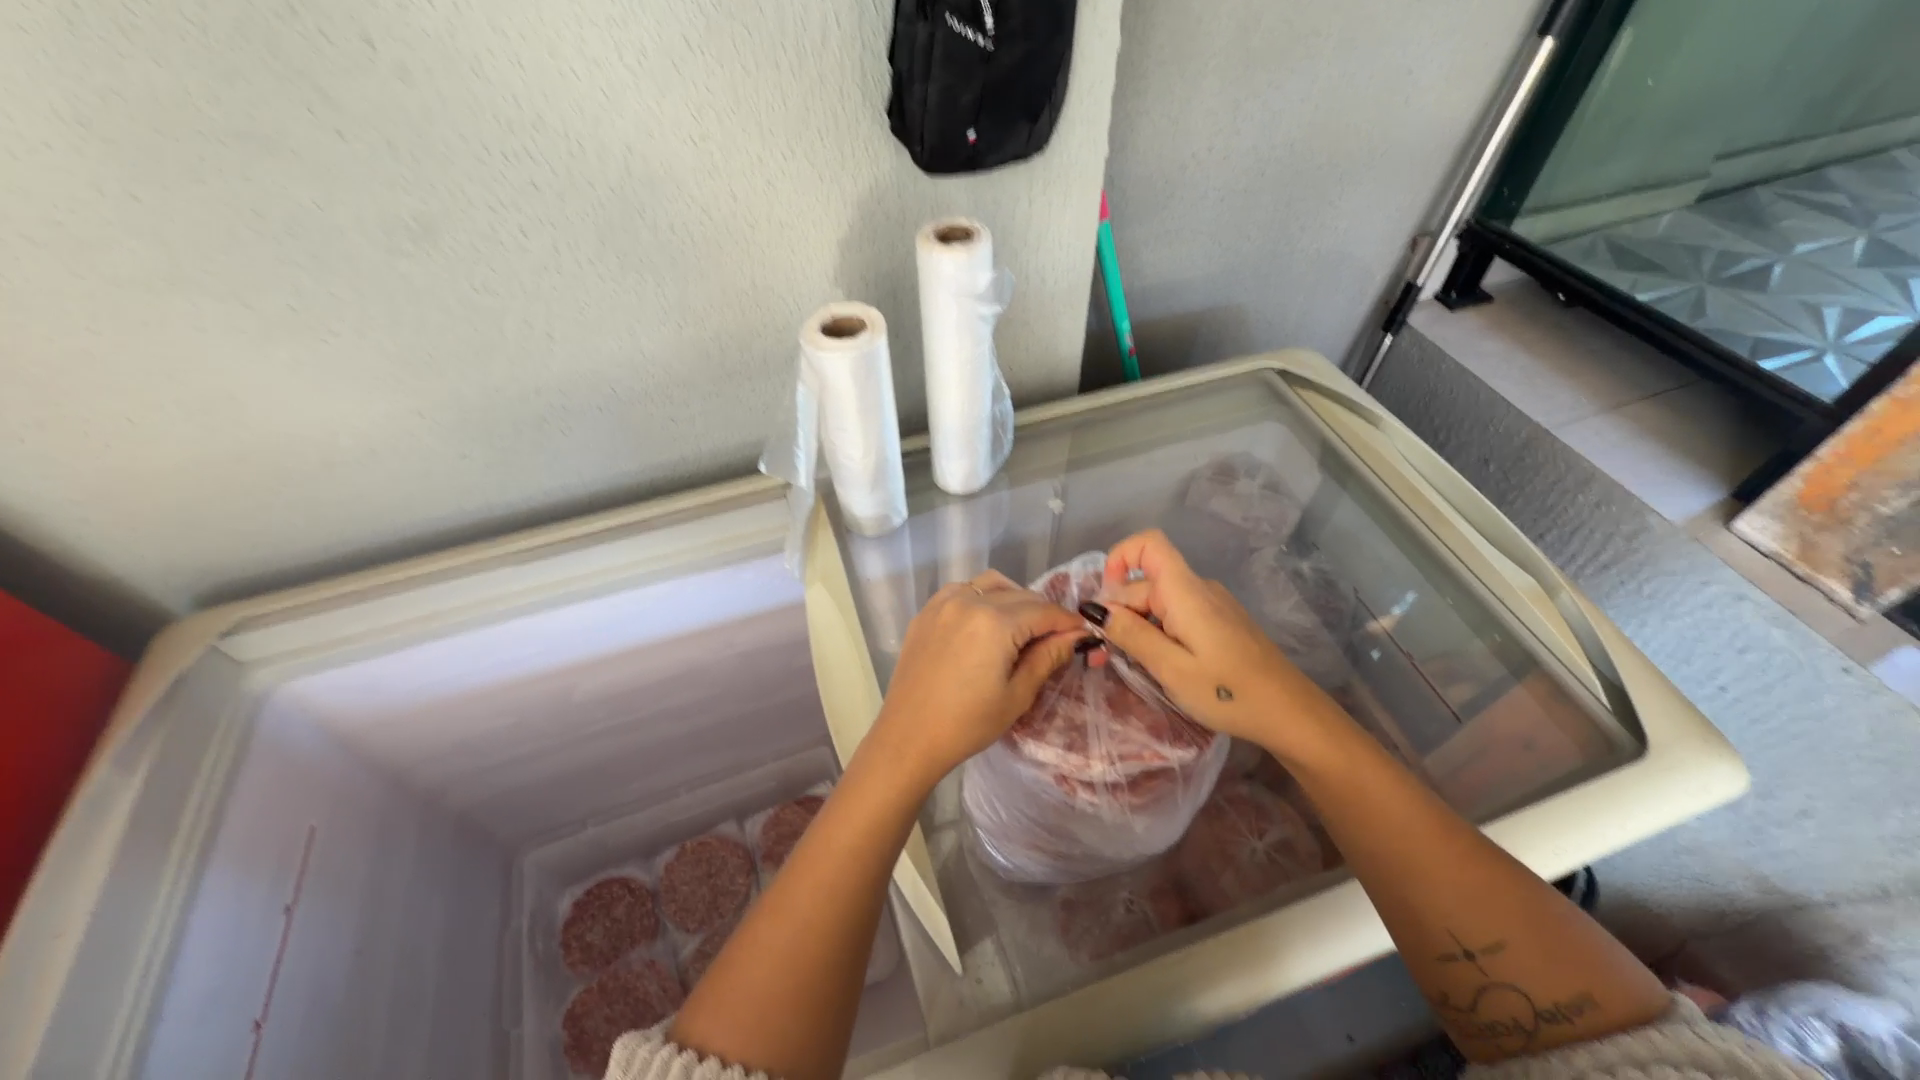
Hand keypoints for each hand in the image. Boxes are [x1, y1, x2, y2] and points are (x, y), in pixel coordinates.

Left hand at [869, 570, 1088, 785]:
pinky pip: (963, 590)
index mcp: (994, 622)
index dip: (1068, 622)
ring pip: (991, 584)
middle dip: (1044, 612)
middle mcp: (968, 601)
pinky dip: (983, 597)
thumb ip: (1047, 658)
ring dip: (1015, 598)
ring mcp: (943, 603)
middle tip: (1058, 637)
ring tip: (1024, 626)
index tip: (1084, 634)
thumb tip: (1075, 636)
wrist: (909, 737)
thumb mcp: (1017, 695)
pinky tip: (989, 622)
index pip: (1044, 611)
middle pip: (1020, 595)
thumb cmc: (967, 724)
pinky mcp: (926, 613)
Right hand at [1085, 529, 1354, 759]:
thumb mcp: (1171, 668)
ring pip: (1159, 602)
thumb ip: (1132, 635)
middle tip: (1101, 658)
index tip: (1103, 601)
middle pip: (1146, 583)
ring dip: (1136, 627)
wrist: (1290, 713)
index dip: (1118, 558)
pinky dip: (1157, 633)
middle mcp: (1198, 589)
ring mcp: (1211, 606)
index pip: (1148, 544)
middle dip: (1118, 612)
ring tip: (1126, 665)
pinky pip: (1177, 616)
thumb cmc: (1229, 693)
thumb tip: (1097, 609)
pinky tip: (1157, 665)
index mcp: (1185, 591)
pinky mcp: (1219, 624)